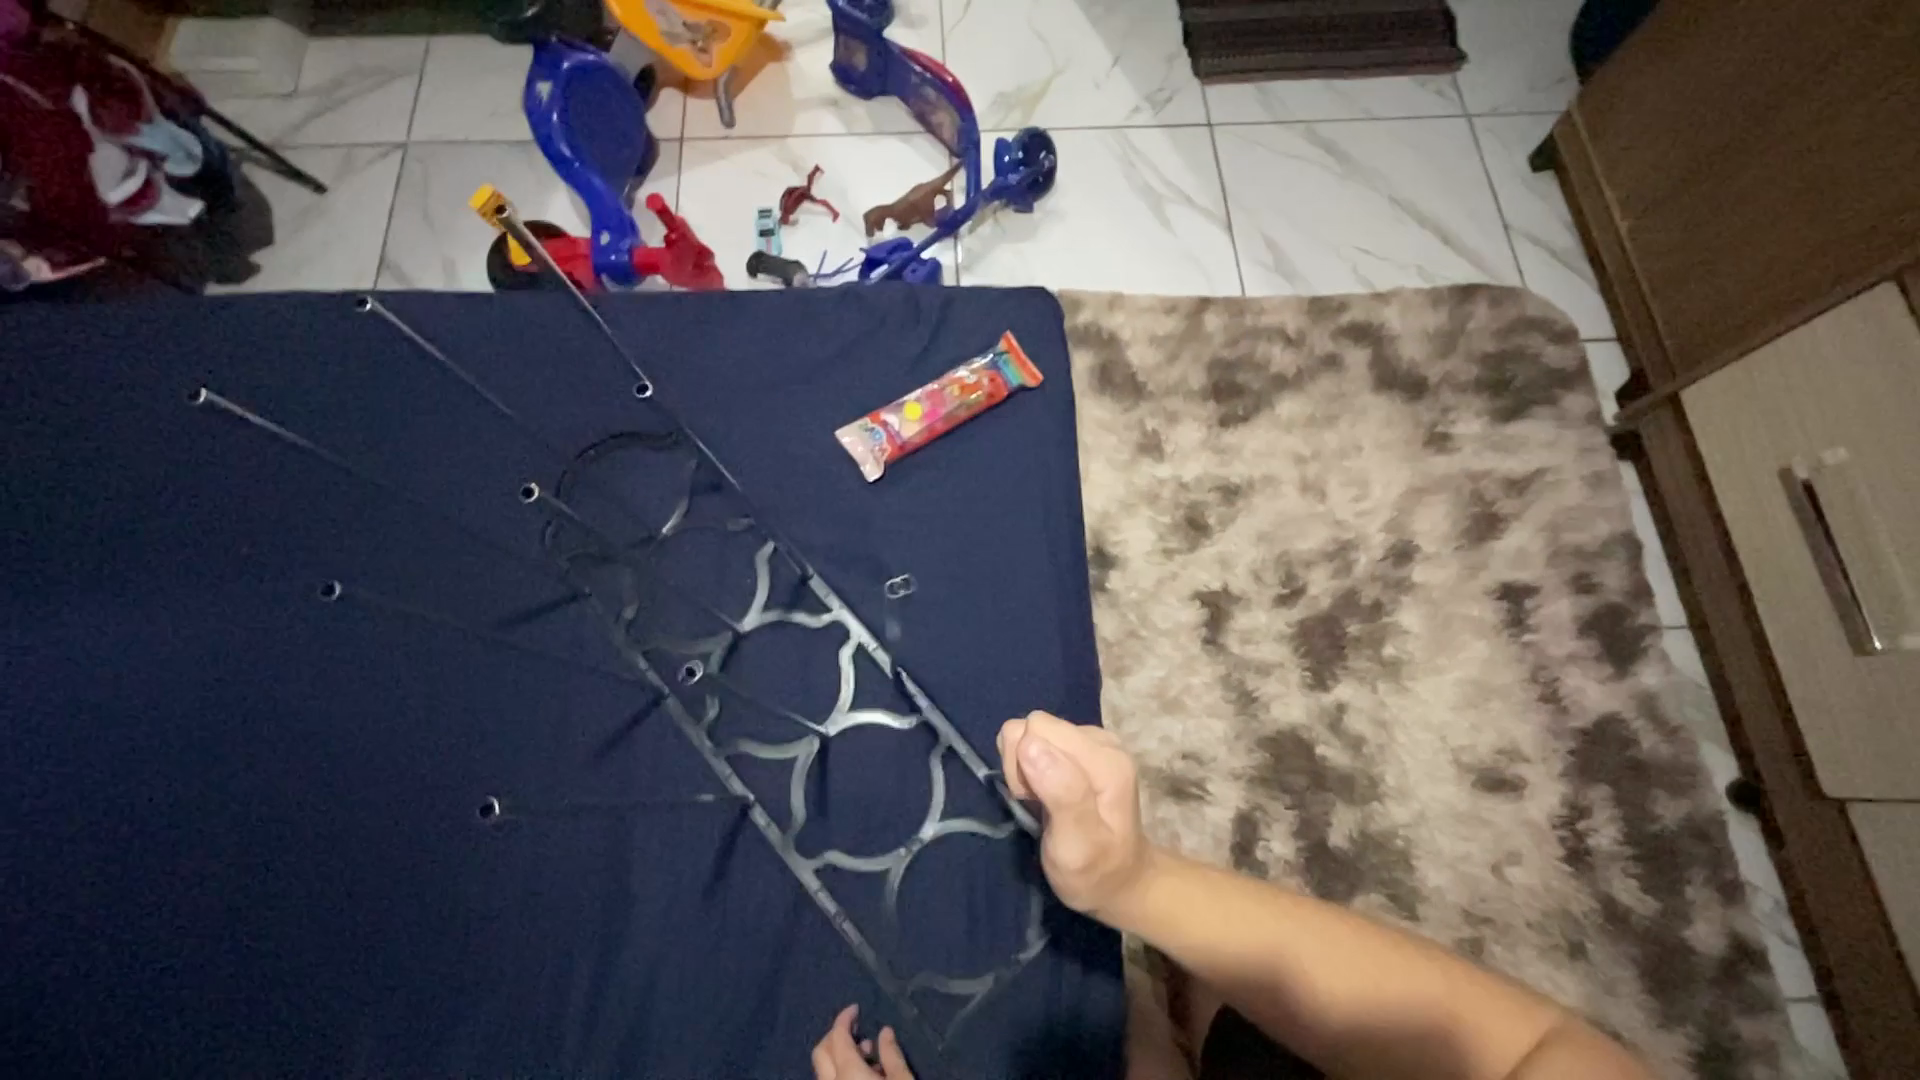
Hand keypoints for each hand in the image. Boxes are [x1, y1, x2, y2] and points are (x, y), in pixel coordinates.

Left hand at [811, 1005, 911, 1079]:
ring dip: (839, 1055)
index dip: (845, 1017)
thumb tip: (885, 1031)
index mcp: (848, 1071)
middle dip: (836, 1035)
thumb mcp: (902, 1079)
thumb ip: (891, 1053)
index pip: (837, 1036)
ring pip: (824, 1068)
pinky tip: (862, 1073)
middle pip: (821, 1051)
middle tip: (856, 1028)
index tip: (856, 1008)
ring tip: (867, 1054)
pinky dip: (840, 1070)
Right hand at [997, 711, 1151, 918]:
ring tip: (1040, 799)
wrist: (1120, 880)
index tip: (1035, 801)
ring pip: (1032, 730)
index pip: (1037, 730)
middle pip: (1034, 725)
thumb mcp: (1077, 846)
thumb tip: (1030, 744)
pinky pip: (1039, 738)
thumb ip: (1061, 793)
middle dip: (1021, 763)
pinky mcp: (1082, 746)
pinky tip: (1045, 791)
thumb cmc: (1094, 871)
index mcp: (1106, 760)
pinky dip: (1031, 764)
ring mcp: (1093, 741)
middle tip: (1036, 801)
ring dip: (1024, 765)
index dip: (1022, 765)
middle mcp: (1102, 740)